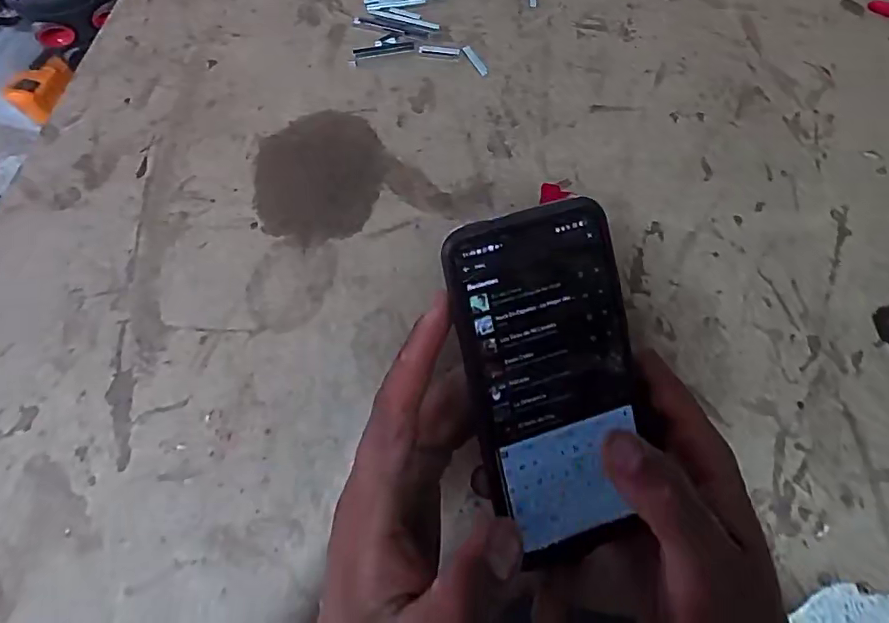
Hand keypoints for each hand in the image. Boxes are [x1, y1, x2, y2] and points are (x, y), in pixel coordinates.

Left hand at [321, 298, 522, 622]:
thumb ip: (464, 584)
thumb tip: (509, 524)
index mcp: (372, 504)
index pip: (394, 413)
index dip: (417, 356)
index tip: (442, 304)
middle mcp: (382, 488)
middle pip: (421, 411)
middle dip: (459, 365)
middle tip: (505, 327)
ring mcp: (398, 499)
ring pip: (436, 428)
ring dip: (472, 395)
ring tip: (516, 366)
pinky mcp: (416, 512)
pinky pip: (446, 452)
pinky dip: (474, 429)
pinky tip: (506, 425)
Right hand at [535, 351, 785, 622]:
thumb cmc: (727, 613)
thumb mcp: (703, 551)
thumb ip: (665, 496)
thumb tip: (614, 434)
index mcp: (704, 465)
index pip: (670, 399)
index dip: (637, 367)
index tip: (594, 339)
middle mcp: (675, 478)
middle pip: (634, 426)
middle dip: (595, 403)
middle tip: (544, 379)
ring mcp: (650, 512)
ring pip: (609, 463)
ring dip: (575, 446)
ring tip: (526, 423)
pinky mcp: (628, 545)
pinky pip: (594, 507)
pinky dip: (568, 494)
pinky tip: (532, 487)